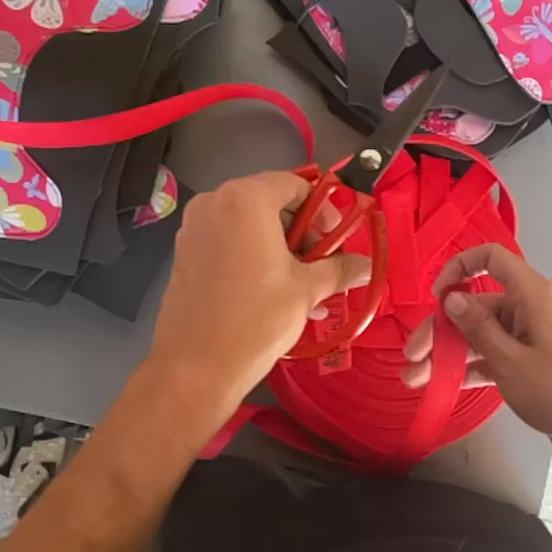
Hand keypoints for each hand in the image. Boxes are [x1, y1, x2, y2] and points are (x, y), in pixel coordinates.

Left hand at [148, 172, 368, 408]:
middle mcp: (214, 203)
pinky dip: (254, 259)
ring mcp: (194, 229)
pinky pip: (229, 244)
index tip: (336, 239)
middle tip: (321, 265)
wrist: (195, 367)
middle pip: (271, 203)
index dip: (323, 209)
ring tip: (304, 289)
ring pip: (250, 227)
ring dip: (281, 250)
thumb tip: (366, 265)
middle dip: (302, 232)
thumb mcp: (307, 290)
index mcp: (245, 199)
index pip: (294, 184)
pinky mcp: (184, 255)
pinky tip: (274, 295)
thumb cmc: (256, 318)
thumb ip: (339, 268)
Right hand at [403, 243, 551, 469]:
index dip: (459, 268)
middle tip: (411, 356)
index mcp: (530, 294)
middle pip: (476, 304)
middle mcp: (529, 307)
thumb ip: (477, 327)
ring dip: (448, 353)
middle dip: (440, 329)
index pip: (491, 258)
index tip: (436, 296)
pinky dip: (469, 366)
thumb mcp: (509, 360)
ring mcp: (529, 335)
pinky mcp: (529, 360)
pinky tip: (441, 385)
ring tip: (415, 378)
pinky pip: (492, 354)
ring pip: (480, 334)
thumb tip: (452, 299)